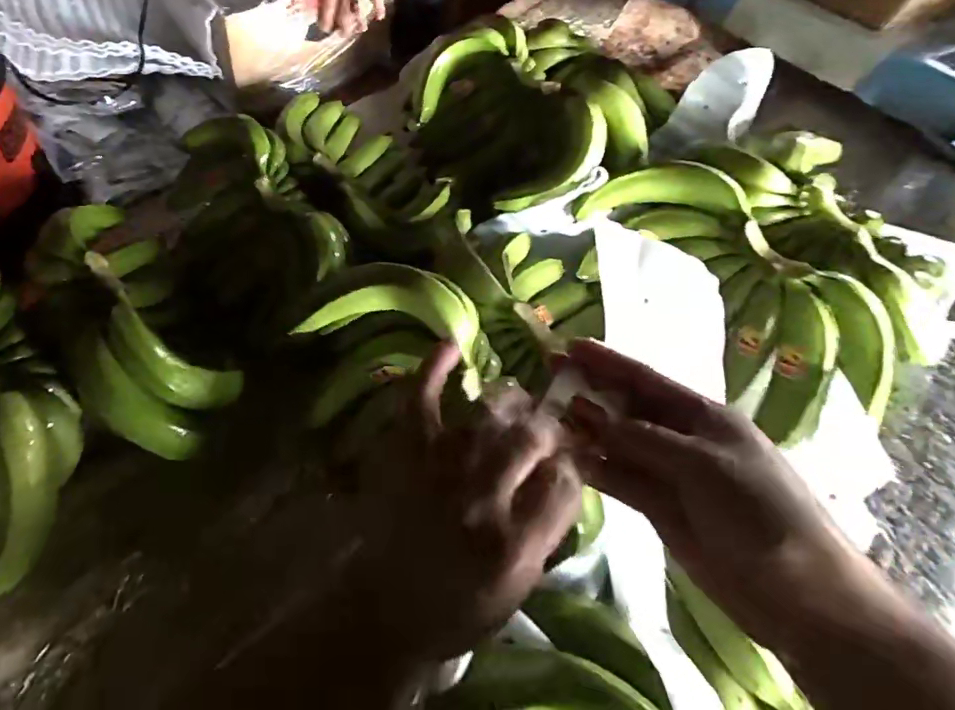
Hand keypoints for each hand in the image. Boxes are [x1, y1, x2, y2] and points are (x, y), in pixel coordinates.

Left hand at [315, 0, 393, 37]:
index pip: (327, 1)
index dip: (325, 16)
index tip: (324, 29)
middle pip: (343, 9)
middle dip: (343, 24)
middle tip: (343, 35)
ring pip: (359, 7)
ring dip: (360, 20)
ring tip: (361, 30)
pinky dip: (378, 8)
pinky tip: (379, 17)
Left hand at [349, 341, 582, 663]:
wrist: (383, 611)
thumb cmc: (458, 606)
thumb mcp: (519, 586)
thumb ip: (547, 528)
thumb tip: (566, 471)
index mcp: (513, 544)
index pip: (563, 480)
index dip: (571, 463)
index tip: (567, 459)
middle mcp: (481, 498)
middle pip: (532, 437)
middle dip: (547, 427)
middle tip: (544, 429)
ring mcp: (439, 467)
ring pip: (489, 411)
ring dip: (510, 400)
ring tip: (516, 403)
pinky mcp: (405, 451)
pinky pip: (422, 396)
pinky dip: (435, 366)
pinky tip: (454, 343)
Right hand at [559, 339, 893, 646]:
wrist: (798, 594)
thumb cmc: (758, 511)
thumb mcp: (701, 463)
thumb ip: (642, 438)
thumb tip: (587, 411)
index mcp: (703, 414)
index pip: (646, 379)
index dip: (608, 362)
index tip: (570, 346)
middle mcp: (683, 437)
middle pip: (629, 407)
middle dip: (591, 391)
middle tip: (548, 378)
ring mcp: (672, 474)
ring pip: (621, 443)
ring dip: (588, 431)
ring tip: (547, 417)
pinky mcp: (663, 509)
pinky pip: (623, 480)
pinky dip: (598, 469)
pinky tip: (570, 459)